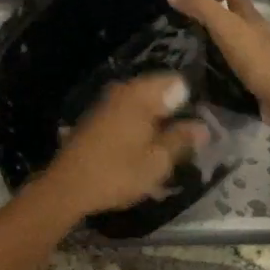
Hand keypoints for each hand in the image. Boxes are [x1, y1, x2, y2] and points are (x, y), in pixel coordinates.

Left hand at [36, 74, 208, 216]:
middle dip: (172, 114)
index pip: (176, 82)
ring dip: (155, 123)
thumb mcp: (157, 162)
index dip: (190, 102)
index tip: (196, 127)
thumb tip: (202, 127)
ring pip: (141, 105)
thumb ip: (181, 140)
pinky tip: (141, 150)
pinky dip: (137, 128)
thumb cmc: (117, 173)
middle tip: (183, 143)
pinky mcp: (95, 118)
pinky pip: (126, 114)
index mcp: (140, 95)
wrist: (67, 187)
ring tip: (164, 151)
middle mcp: (122, 91)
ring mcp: (106, 103)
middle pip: (157, 93)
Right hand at [168, 0, 269, 121]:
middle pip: (239, 22)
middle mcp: (258, 39)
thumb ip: (203, 9)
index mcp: (252, 22)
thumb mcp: (229, 30)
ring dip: (218, 45)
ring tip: (191, 45)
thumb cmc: (263, 62)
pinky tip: (205, 77)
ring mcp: (260, 64)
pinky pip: (233, 75)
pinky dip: (220, 73)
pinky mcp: (257, 88)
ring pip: (235, 48)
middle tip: (191, 14)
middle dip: (221, 16)